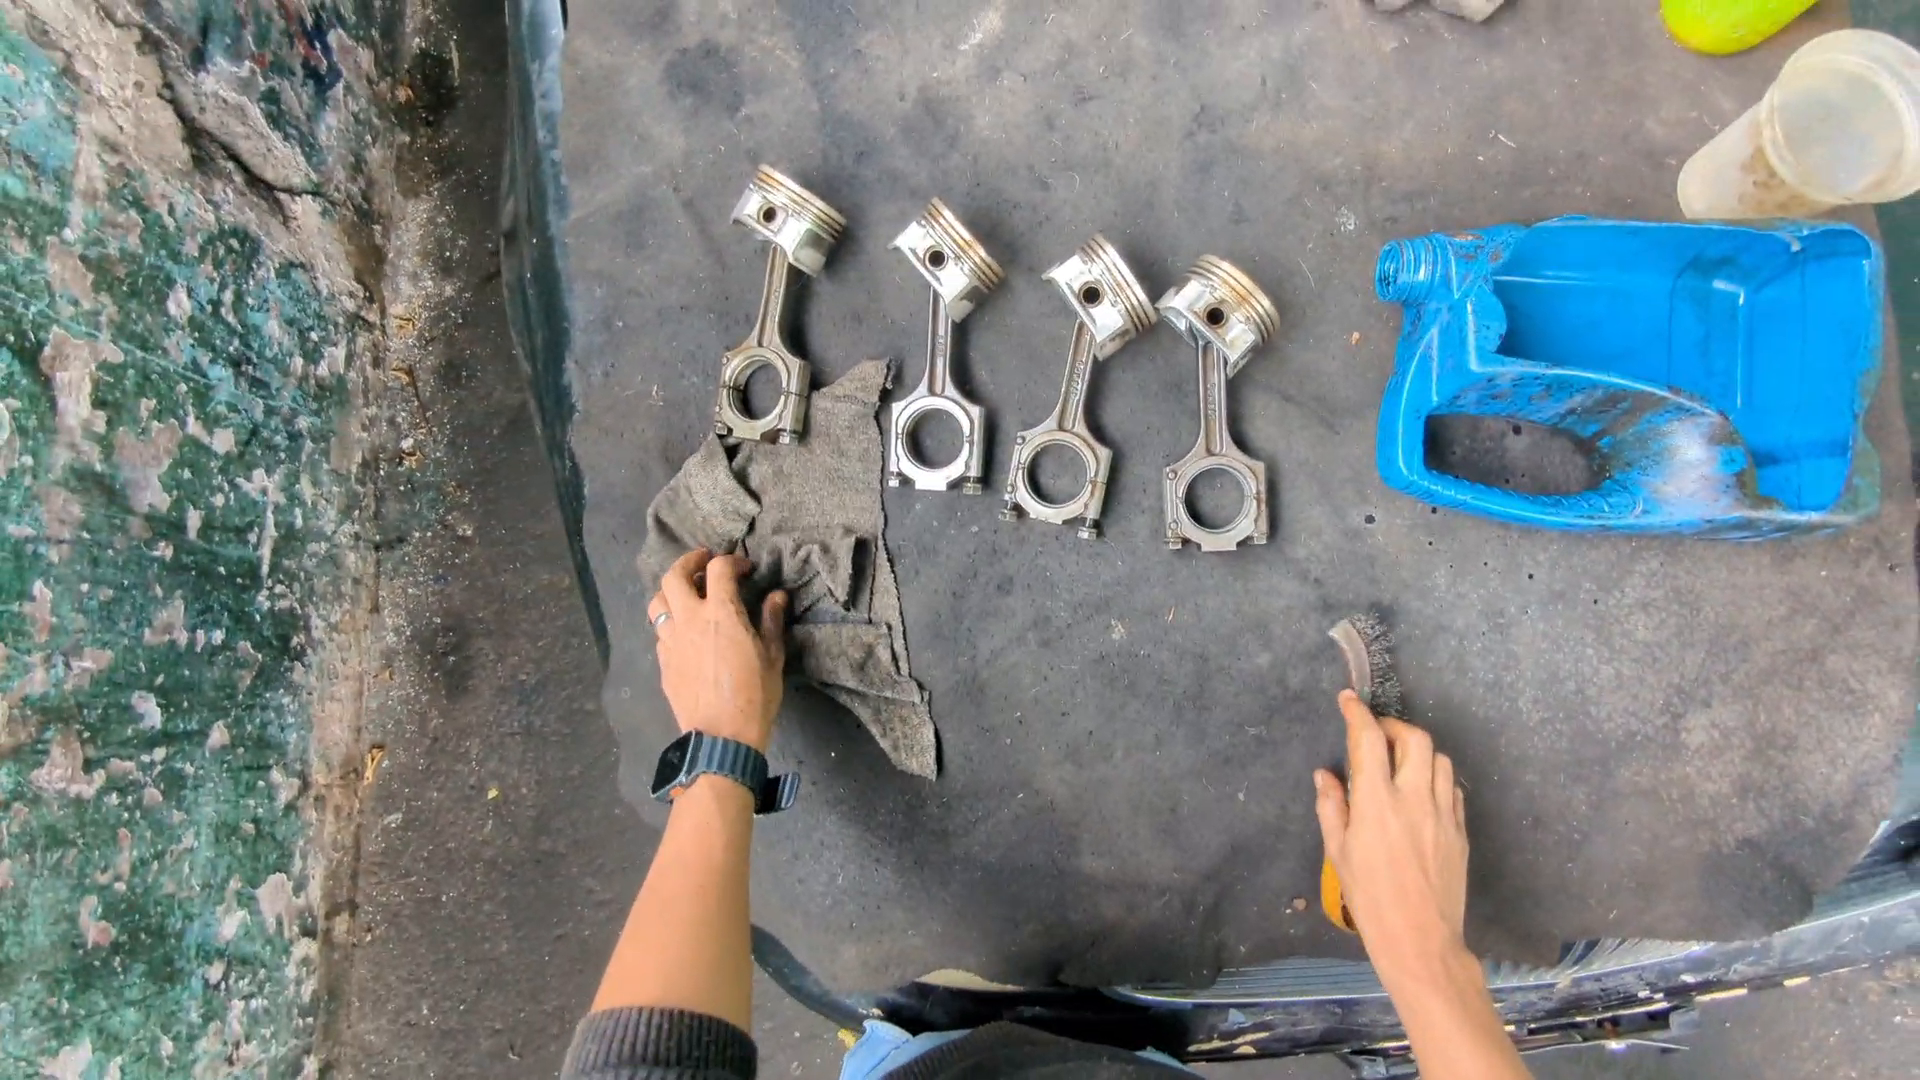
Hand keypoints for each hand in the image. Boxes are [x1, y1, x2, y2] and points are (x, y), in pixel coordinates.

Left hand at [646, 549, 787, 751]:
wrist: (722, 736)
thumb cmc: (755, 695)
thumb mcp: (772, 655)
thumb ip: (771, 620)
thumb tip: (777, 596)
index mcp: (720, 613)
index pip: (718, 568)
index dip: (731, 561)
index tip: (745, 570)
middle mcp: (689, 619)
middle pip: (674, 575)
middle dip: (689, 562)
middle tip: (704, 562)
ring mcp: (670, 640)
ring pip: (657, 601)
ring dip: (671, 589)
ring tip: (687, 593)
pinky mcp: (662, 661)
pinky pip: (660, 629)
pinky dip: (671, 619)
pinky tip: (685, 629)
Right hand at [1314, 690, 1468, 983]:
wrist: (1421, 939)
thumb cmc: (1368, 896)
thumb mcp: (1337, 850)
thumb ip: (1331, 805)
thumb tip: (1326, 774)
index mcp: (1377, 801)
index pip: (1369, 739)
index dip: (1357, 713)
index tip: (1348, 699)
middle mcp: (1414, 798)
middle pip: (1415, 739)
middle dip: (1393, 725)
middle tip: (1375, 732)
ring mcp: (1443, 814)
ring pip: (1439, 760)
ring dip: (1416, 749)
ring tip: (1398, 759)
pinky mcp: (1461, 831)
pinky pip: (1452, 788)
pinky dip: (1434, 776)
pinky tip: (1419, 790)